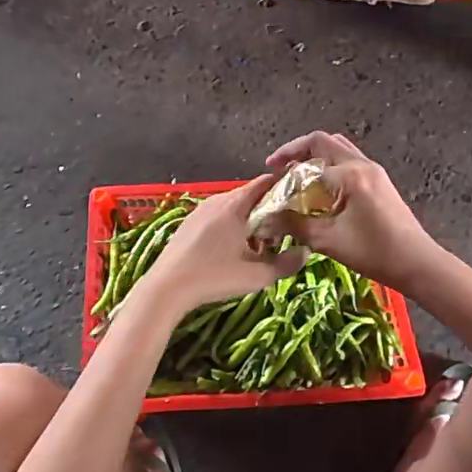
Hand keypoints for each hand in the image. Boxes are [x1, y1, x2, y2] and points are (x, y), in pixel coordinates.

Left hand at [137, 175, 306, 312]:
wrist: (166, 288)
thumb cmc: (214, 277)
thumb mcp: (256, 275)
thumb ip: (286, 264)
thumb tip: (305, 253)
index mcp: (234, 204)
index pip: (265, 182)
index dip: (284, 188)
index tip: (298, 202)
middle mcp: (217, 201)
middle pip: (250, 196)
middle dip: (268, 211)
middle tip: (283, 232)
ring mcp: (200, 211)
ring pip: (233, 208)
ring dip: (249, 221)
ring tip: (259, 246)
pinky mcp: (189, 224)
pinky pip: (218, 218)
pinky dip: (231, 227)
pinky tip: (233, 251)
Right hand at [264, 132, 439, 288]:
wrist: (417, 262)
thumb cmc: (374, 253)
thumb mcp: (328, 241)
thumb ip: (295, 225)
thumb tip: (269, 217)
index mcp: (350, 175)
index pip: (307, 162)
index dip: (284, 170)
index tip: (268, 184)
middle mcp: (362, 164)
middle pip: (323, 141)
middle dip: (296, 151)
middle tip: (277, 167)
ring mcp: (373, 170)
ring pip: (337, 148)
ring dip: (314, 155)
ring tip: (296, 173)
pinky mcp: (379, 181)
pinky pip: (349, 161)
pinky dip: (329, 165)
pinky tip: (319, 187)